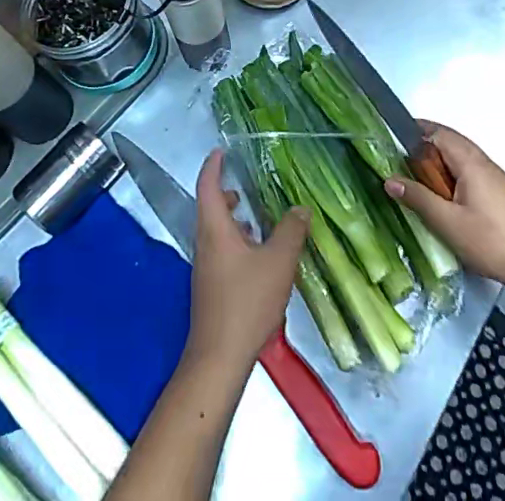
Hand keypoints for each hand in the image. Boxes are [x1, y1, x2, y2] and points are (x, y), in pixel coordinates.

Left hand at [184, 150, 310, 370]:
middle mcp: (203, 242)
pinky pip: (220, 250)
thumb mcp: (278, 262)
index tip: (220, 151)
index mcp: (213, 228)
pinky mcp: (210, 285)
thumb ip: (290, 232)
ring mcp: (204, 265)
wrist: (220, 353)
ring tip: (255, 219)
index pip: (207, 185)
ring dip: (231, 219)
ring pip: (215, 231)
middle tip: (243, 185)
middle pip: (209, 207)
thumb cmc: (247, 301)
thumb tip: (300, 208)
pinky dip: (235, 241)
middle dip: (224, 193)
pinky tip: (257, 255)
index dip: (213, 165)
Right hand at [385, 120, 504, 296]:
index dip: (415, 131)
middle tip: (398, 161)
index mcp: (471, 163)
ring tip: (417, 180)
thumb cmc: (493, 242)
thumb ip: (418, 198)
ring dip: (438, 163)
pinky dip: (452, 176)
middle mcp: (486, 164)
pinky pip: (471, 173)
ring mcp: (497, 179)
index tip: (391, 138)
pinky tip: (444, 198)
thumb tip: (389, 180)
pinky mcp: (502, 195)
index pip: (439, 133)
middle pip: (451, 142)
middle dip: (424, 147)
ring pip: (462, 159)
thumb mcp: (447, 223)